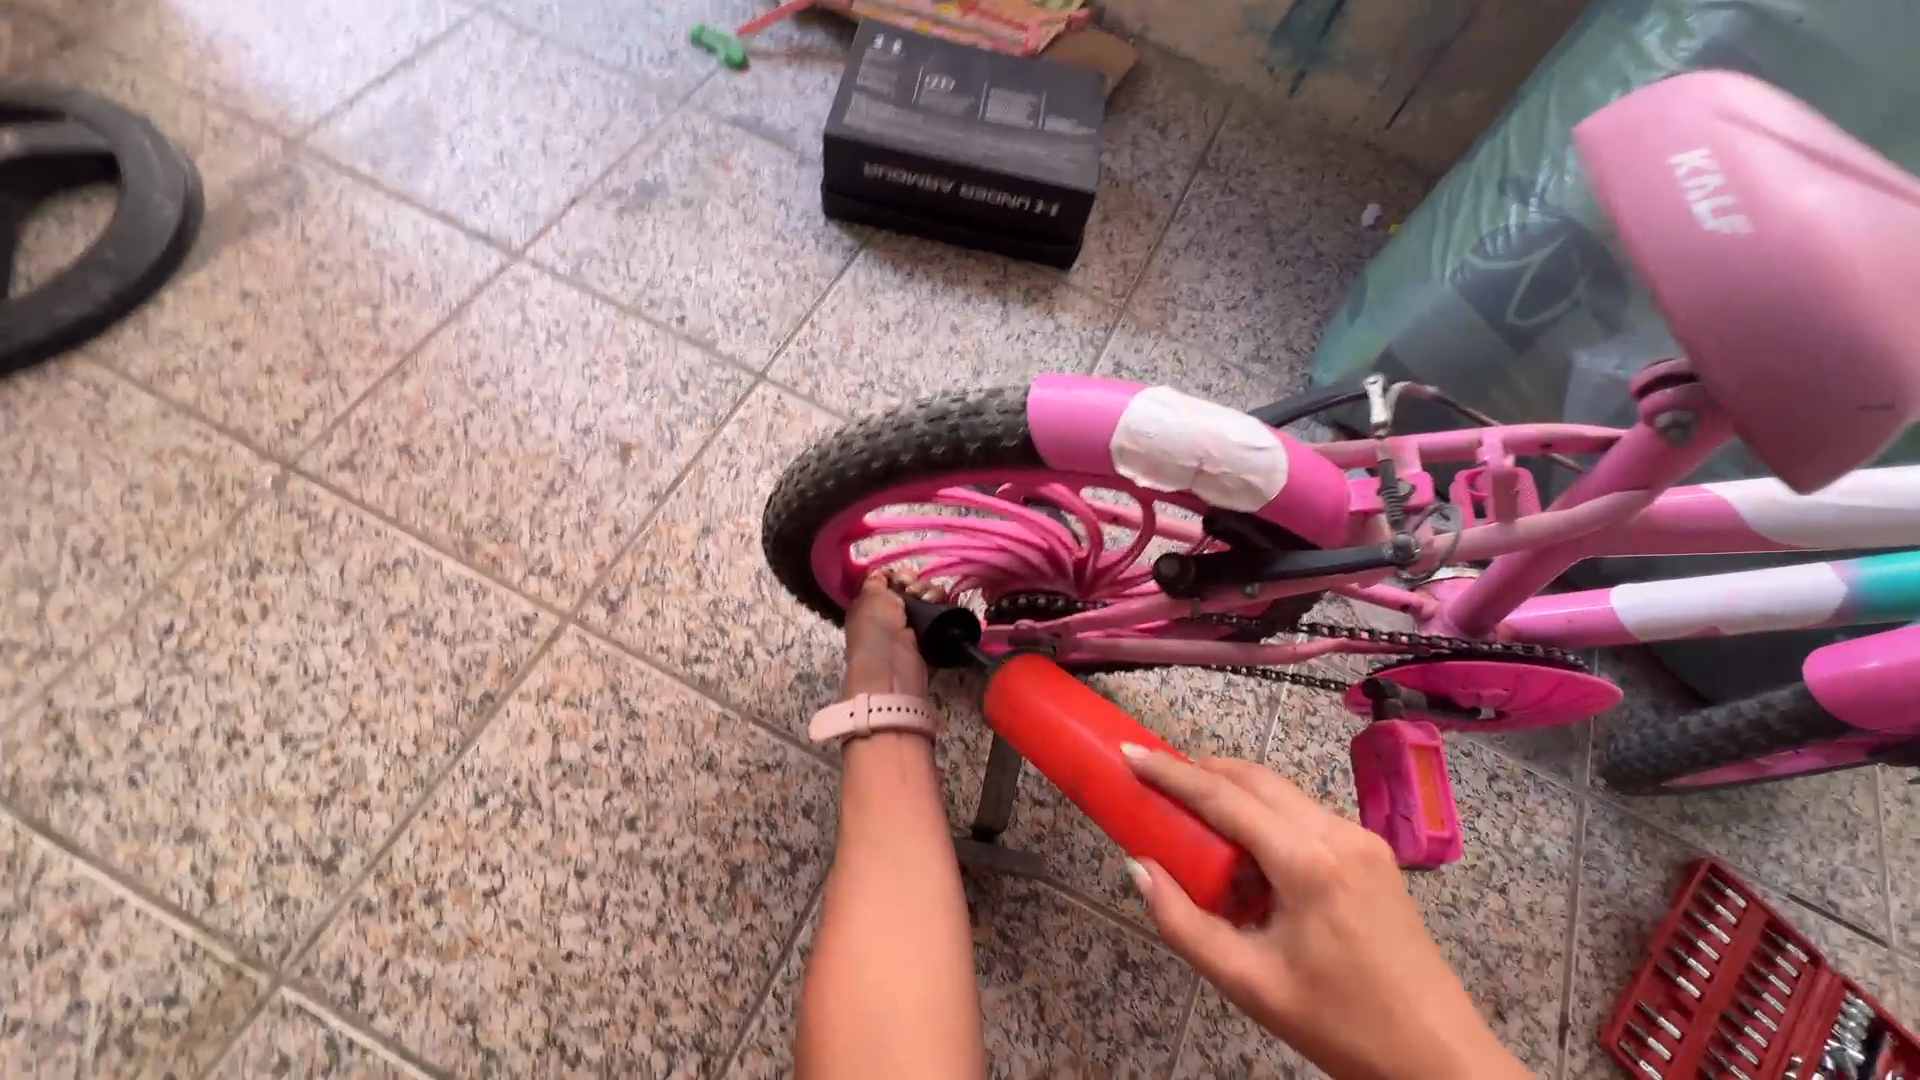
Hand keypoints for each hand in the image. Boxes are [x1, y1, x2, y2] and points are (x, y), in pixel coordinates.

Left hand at [842, 570, 942, 699]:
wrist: (893, 668)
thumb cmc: (875, 630)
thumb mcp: (869, 598)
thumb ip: (876, 581)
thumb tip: (881, 573)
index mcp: (871, 605)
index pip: (889, 581)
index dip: (896, 574)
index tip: (900, 577)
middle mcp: (892, 613)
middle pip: (911, 587)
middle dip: (915, 582)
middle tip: (913, 590)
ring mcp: (912, 625)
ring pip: (928, 597)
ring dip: (930, 591)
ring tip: (926, 598)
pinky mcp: (931, 634)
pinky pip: (941, 611)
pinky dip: (941, 604)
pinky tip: (938, 603)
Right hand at [1121, 750, 1527, 1079]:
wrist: (1439, 1060)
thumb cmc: (1338, 1024)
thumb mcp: (1247, 982)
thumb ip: (1183, 923)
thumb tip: (1138, 867)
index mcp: (1307, 863)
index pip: (1224, 798)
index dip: (1171, 772)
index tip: (1131, 753)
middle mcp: (1337, 833)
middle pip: (1255, 778)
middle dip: (1200, 769)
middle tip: (1156, 776)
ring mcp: (1361, 839)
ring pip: (1281, 791)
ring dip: (1233, 790)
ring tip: (1192, 811)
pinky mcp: (1373, 853)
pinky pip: (1304, 814)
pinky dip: (1264, 814)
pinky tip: (1246, 849)